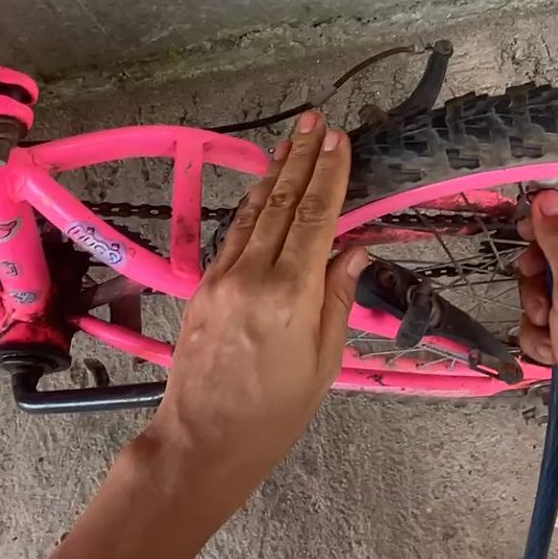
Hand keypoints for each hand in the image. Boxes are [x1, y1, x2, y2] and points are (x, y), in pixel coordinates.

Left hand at [144, 110, 366, 503]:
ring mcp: (225, 276)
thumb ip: (339, 297)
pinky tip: (265, 185)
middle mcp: (255, 275)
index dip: (330, 174)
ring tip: (293, 137)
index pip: (317, 218)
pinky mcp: (205, 284)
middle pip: (284, 202)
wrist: (204, 439)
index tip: (340, 140)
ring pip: (256, 211)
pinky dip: (254, 203)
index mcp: (292, 294)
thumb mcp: (324, 360)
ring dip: (277, 171)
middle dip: (303, 157)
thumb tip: (353, 248)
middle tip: (317, 119)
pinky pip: (235, 233)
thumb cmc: (277, 410)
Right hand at [516, 190, 557, 460]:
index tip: (524, 230)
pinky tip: (552, 357)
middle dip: (538, 274)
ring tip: (549, 334)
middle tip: (537, 292)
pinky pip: (548, 322)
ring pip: (547, 290)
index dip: (555, 216)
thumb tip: (546, 195)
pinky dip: (543, 338)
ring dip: (536, 311)